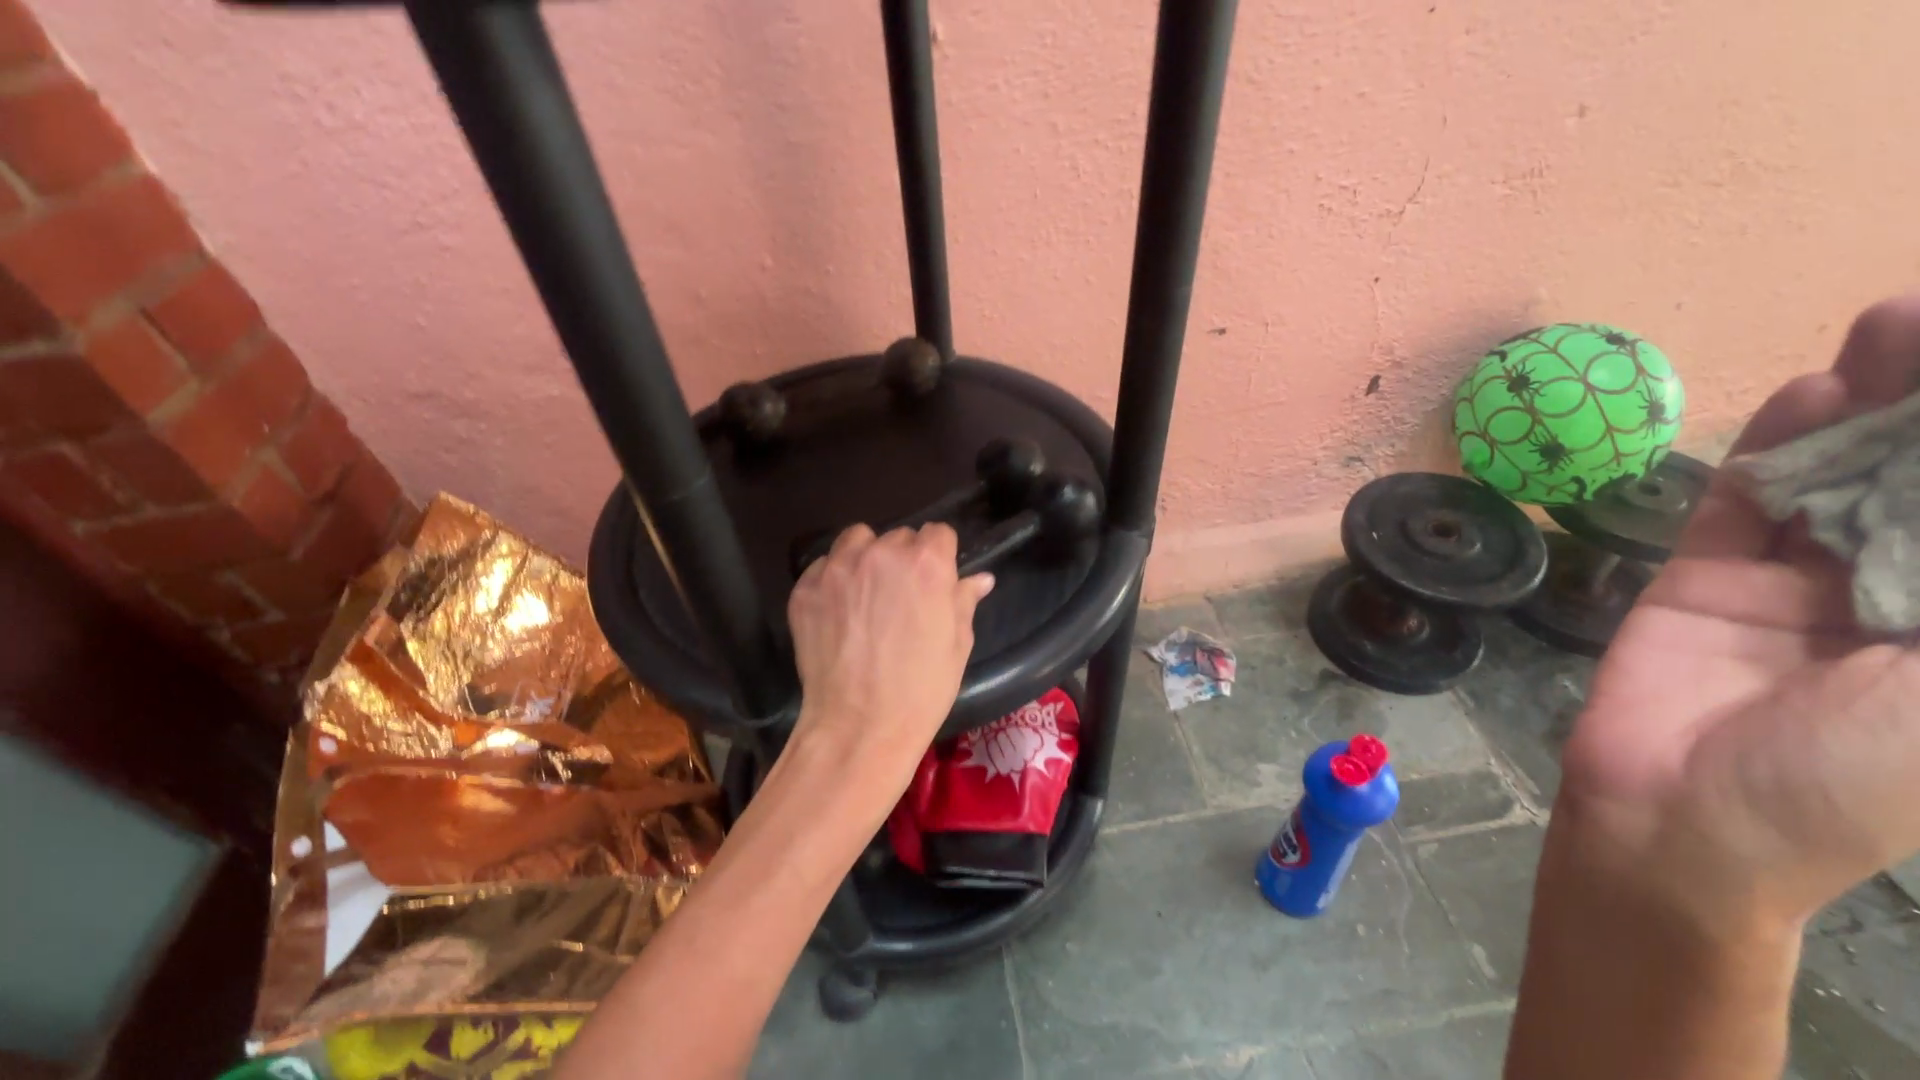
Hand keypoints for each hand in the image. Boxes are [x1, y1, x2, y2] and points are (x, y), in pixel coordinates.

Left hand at [786, 524, 994, 779]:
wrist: (859, 726)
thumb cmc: (922, 690)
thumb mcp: (957, 645)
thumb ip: (963, 601)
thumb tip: (980, 579)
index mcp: (926, 563)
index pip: (938, 533)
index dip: (940, 555)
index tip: (936, 581)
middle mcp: (881, 554)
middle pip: (898, 537)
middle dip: (903, 560)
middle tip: (901, 598)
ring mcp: (838, 569)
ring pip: (856, 541)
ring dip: (865, 558)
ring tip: (866, 594)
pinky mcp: (805, 589)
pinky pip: (823, 568)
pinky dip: (833, 581)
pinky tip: (838, 613)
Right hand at [1564, 297, 1919, 930]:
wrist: (1678, 815)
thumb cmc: (1851, 776)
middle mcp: (1895, 597)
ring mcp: (1797, 585)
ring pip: (1841, 480)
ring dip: (1868, 408)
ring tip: (1886, 329)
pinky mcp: (1706, 579)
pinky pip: (1743, 504)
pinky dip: (1772, 449)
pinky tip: (1807, 394)